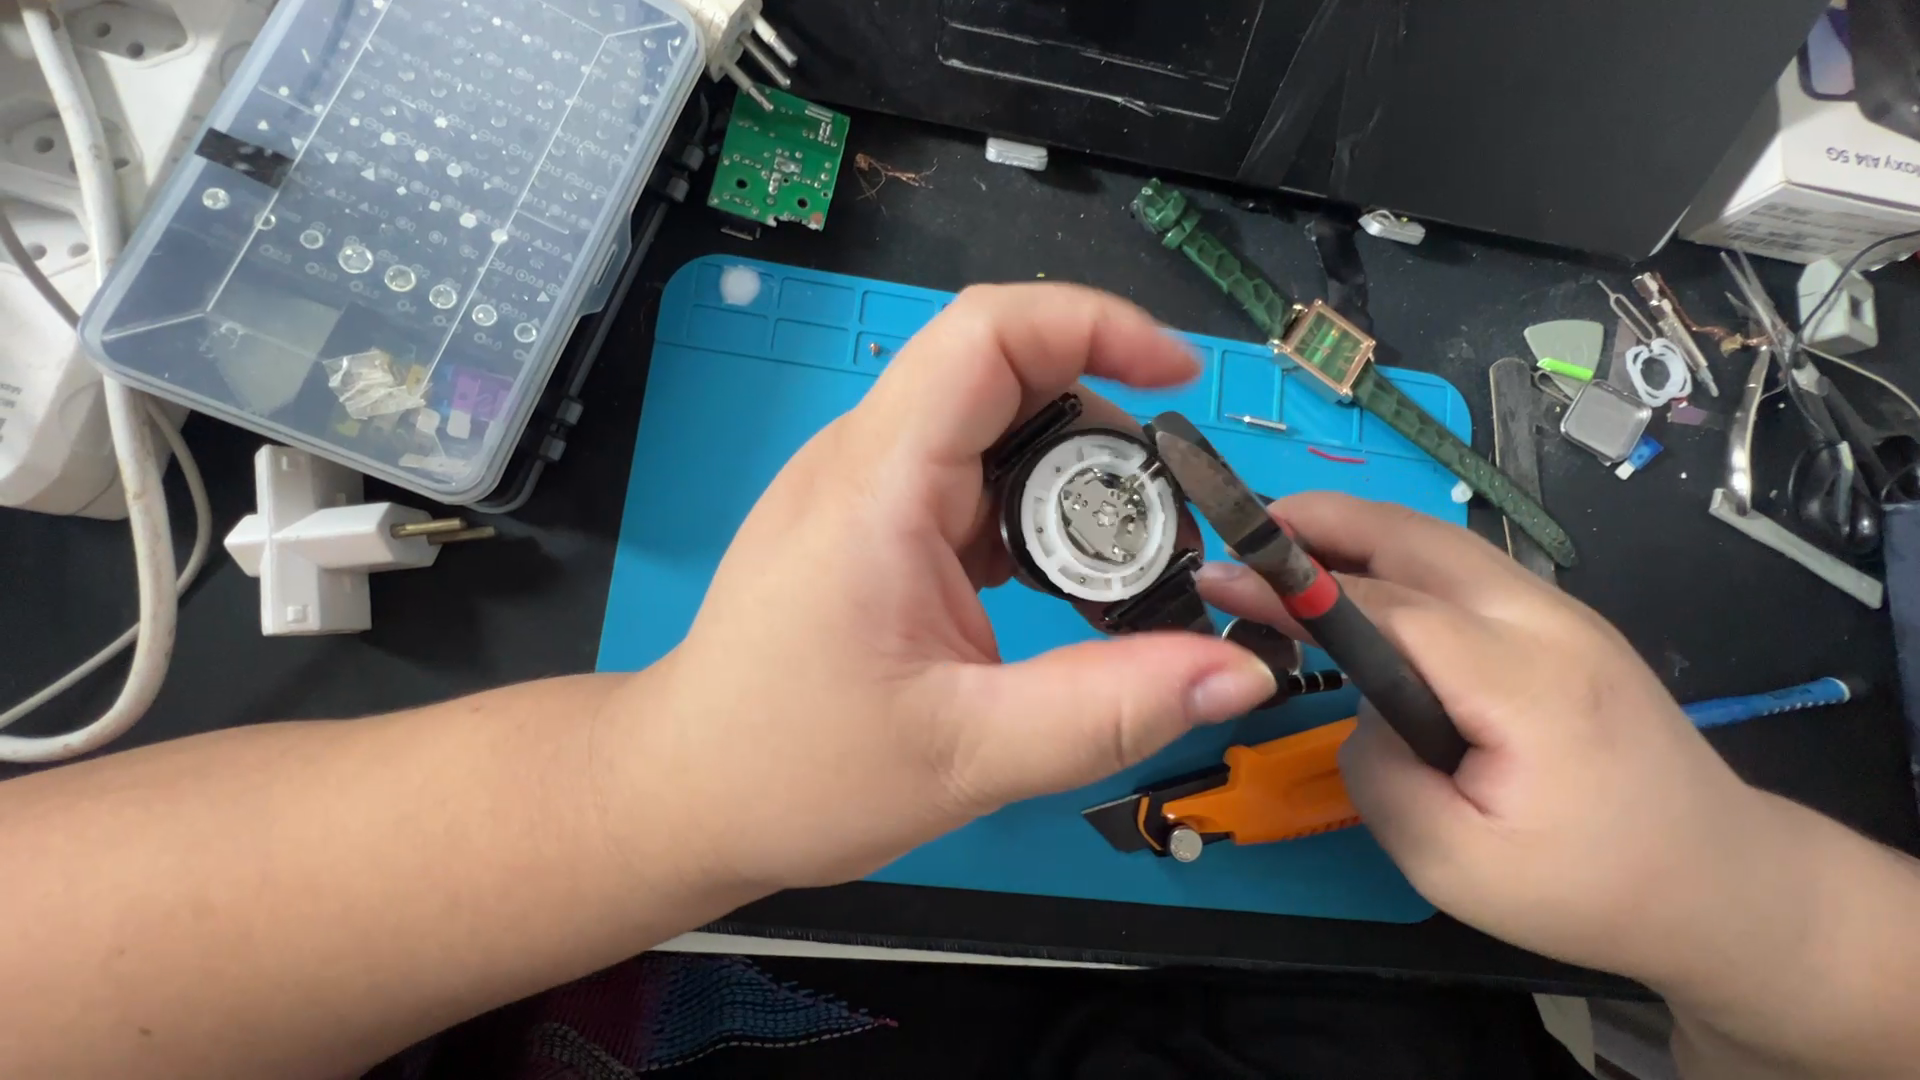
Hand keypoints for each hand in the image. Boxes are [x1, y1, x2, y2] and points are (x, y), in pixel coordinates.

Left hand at [607, 285, 1275, 891]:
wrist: (688, 789)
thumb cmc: (794, 773)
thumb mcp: (967, 756)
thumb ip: (1110, 711)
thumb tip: (1239, 672)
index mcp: (877, 487)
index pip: (985, 336)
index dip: (1094, 326)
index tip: (1178, 377)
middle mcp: (865, 462)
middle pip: (998, 374)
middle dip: (1102, 419)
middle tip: (1166, 513)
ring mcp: (863, 488)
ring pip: (988, 427)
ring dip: (1069, 472)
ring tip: (1124, 556)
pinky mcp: (870, 522)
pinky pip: (967, 478)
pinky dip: (1030, 509)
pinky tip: (1059, 574)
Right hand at [1197, 494, 1769, 981]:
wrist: (1729, 886)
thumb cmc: (1587, 887)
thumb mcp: (1451, 864)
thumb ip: (1374, 771)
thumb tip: (1359, 705)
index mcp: (1526, 682)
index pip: (1388, 606)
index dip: (1295, 588)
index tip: (1220, 581)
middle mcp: (1545, 622)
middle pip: (1414, 538)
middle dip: (1320, 519)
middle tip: (1241, 531)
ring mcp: (1557, 612)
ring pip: (1435, 538)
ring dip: (1350, 525)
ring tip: (1277, 540)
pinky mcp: (1553, 621)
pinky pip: (1454, 564)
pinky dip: (1386, 549)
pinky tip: (1348, 571)